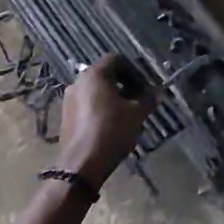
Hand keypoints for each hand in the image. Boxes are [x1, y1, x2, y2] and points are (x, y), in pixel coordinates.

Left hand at [59, 54, 155, 184]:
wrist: (82, 164)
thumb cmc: (112, 131)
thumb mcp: (137, 114)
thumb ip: (148, 99)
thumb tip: (157, 92)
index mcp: (94, 75)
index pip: (117, 59)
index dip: (134, 70)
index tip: (145, 86)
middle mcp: (78, 82)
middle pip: (105, 74)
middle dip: (125, 84)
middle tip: (139, 99)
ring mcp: (69, 99)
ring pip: (96, 90)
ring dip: (113, 97)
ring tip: (128, 114)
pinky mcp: (66, 116)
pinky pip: (87, 104)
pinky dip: (101, 107)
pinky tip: (112, 124)